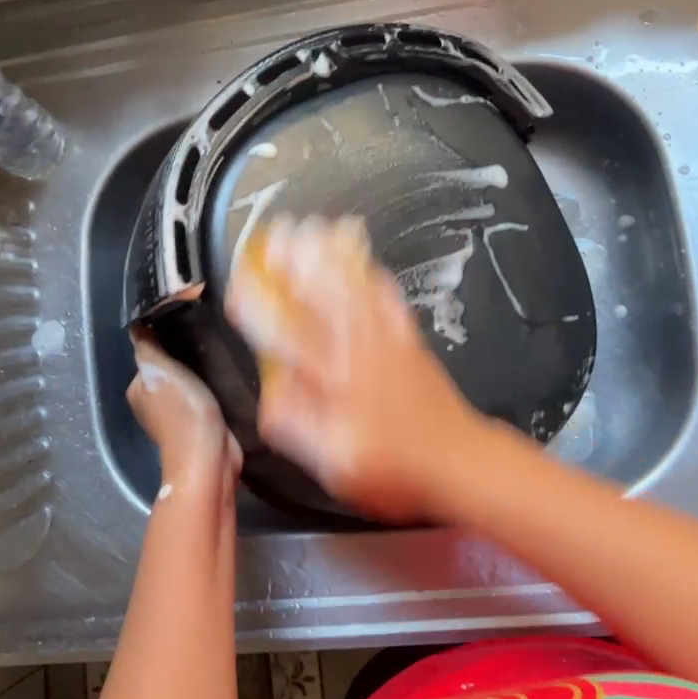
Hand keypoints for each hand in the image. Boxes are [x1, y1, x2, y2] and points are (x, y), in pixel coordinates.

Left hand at [126, 331, 240, 504]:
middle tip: (207, 344)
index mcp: (137, 390)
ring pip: (187, 383)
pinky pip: (203, 398)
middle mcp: (151, 403)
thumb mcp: (161, 370)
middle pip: (169, 370)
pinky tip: (224, 382)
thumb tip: (135, 325)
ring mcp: (175, 416)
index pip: (149, 355)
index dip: (167, 342)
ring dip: (201, 374)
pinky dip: (211, 390)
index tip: (188, 330)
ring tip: (219, 359)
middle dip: (186, 358)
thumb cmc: (183, 410)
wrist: (208, 455)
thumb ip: (147, 347)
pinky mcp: (198, 425)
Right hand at [223, 216, 486, 521]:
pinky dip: (377, 280)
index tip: (238, 286)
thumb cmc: (394, 470)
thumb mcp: (335, 463)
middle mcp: (359, 354)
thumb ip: (298, 426)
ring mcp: (387, 343)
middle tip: (278, 232)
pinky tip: (368, 264)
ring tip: (314, 228)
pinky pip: (391, 303)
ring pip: (355, 292)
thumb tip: (269, 396)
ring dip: (332, 260)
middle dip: (298, 265)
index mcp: (335, 382)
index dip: (261, 310)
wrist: (459, 461)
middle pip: (323, 301)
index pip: (288, 337)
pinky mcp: (410, 343)